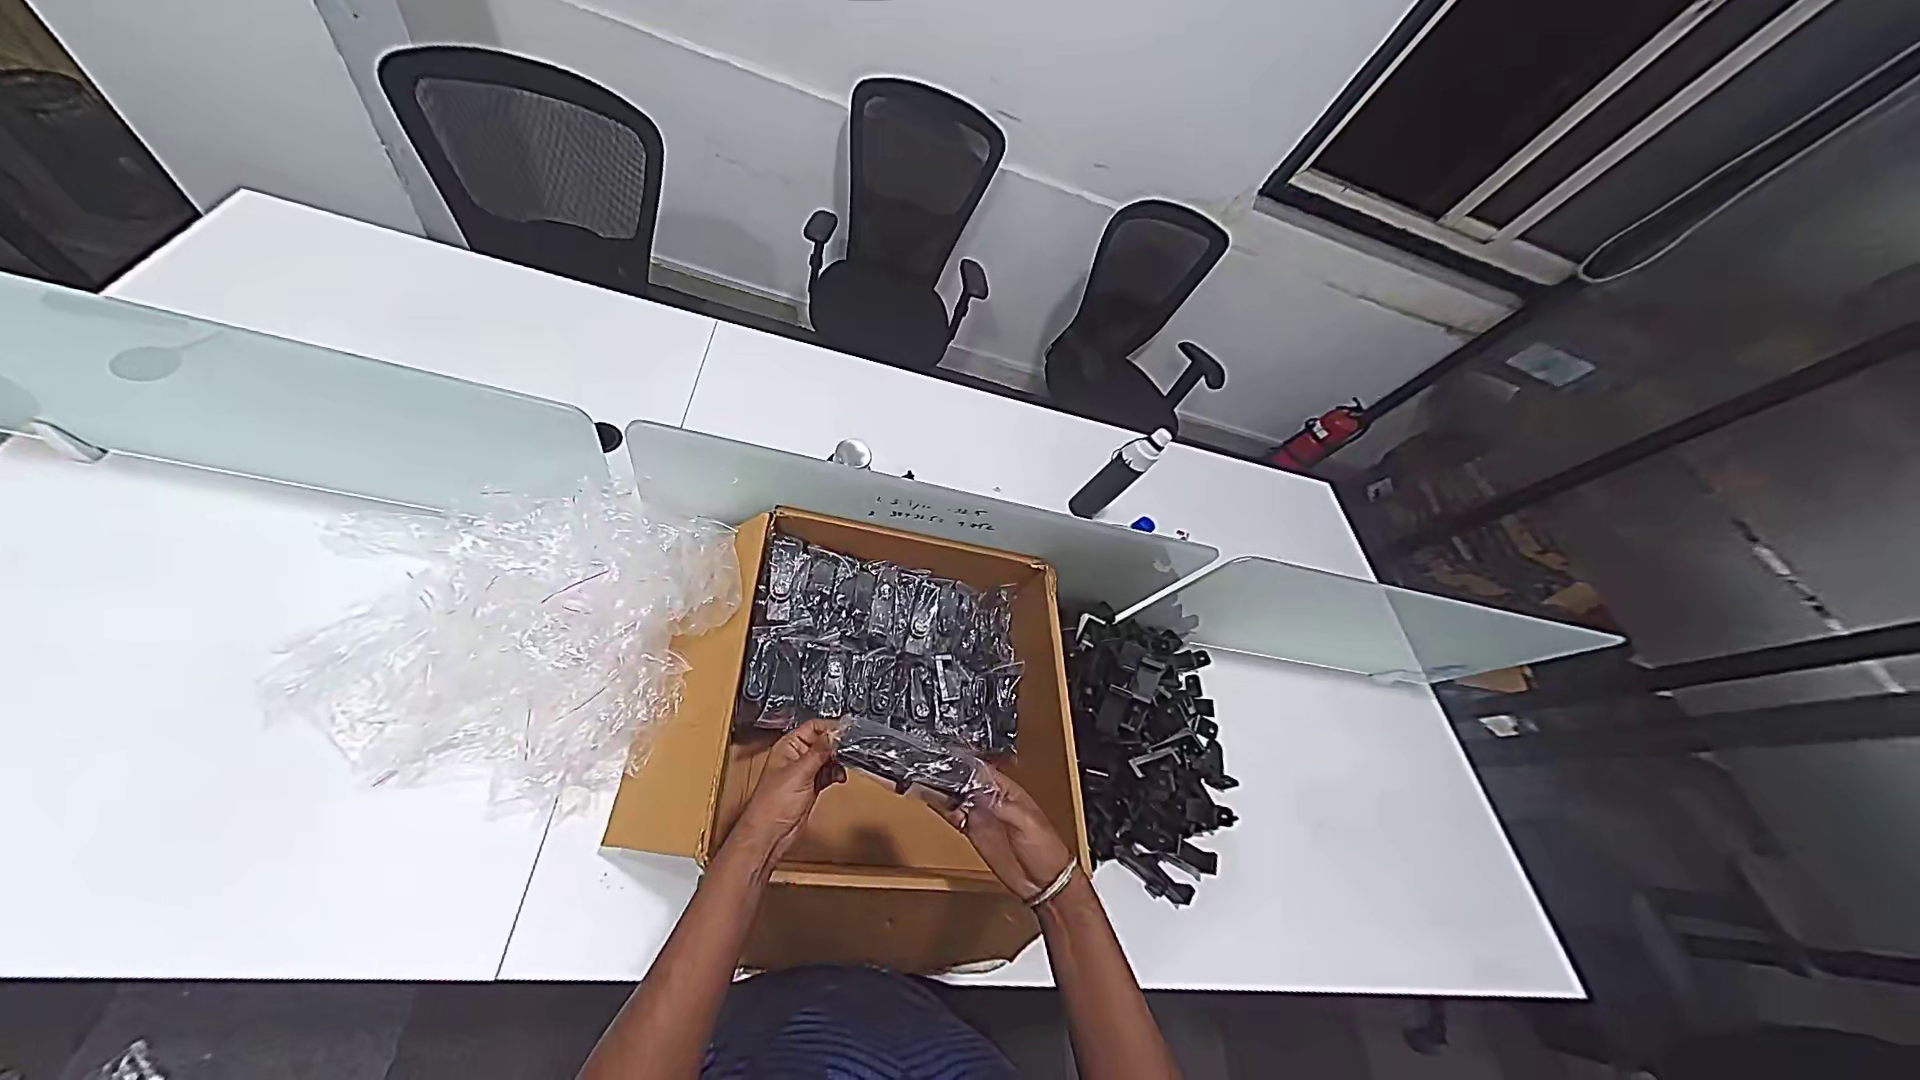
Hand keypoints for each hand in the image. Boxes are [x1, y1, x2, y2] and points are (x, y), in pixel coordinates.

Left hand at [729, 718, 845, 866]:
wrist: (770, 835)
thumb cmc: (771, 805)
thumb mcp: (799, 772)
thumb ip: (819, 752)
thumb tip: (835, 734)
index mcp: (788, 746)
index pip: (813, 727)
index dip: (830, 728)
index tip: (846, 732)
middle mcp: (796, 756)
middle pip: (823, 741)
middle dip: (836, 745)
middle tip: (849, 749)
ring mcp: (804, 772)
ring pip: (828, 757)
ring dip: (838, 760)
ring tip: (843, 764)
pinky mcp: (811, 786)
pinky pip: (829, 772)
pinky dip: (836, 773)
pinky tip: (839, 776)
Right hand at [936, 763, 1074, 901]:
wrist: (1044, 883)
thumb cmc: (1046, 849)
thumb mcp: (1025, 823)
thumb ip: (1001, 806)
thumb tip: (979, 792)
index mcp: (1008, 791)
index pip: (982, 771)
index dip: (965, 764)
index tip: (948, 760)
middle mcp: (993, 800)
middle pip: (965, 782)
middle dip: (949, 775)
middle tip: (930, 770)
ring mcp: (983, 816)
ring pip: (957, 798)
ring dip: (944, 792)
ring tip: (926, 784)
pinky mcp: (976, 833)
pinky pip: (956, 817)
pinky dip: (945, 811)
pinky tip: (934, 803)